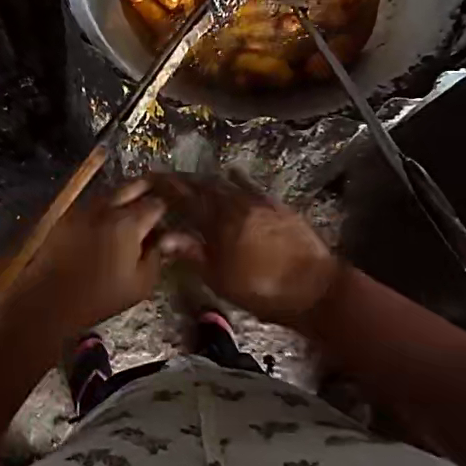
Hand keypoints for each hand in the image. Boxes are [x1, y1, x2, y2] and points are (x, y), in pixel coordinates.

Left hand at [2, 177, 185, 336]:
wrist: (48, 301)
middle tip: (154, 204)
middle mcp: (108, 208)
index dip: (166, 209)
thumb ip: (158, 256)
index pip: (156, 204)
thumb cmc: (100, 297)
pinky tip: (106, 222)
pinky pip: (93, 202)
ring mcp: (85, 208)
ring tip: (132, 212)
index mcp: (129, 223)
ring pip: (112, 191)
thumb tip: (171, 238)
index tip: (168, 219)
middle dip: (148, 190)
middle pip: (134, 185)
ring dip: (126, 196)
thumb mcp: (140, 284)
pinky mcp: (67, 215)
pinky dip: (105, 206)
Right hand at [148, 174, 341, 326]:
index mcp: (219, 221)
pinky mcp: (277, 205)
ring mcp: (260, 201)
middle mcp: (237, 203)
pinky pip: (250, 185)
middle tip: (168, 179)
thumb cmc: (262, 290)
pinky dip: (236, 180)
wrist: (315, 288)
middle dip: (184, 181)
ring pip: (227, 184)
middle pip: (205, 185)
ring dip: (207, 181)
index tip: (150, 177)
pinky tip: (232, 175)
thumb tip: (163, 238)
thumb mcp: (221, 278)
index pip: (186, 196)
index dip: (166, 185)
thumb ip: (192, 253)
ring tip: (194, 181)